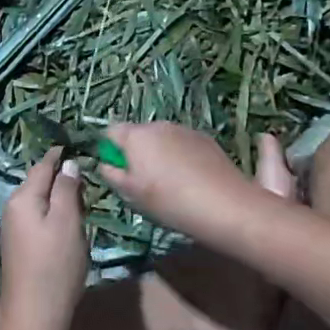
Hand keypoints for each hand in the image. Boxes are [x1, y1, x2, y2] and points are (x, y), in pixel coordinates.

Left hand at [0, 147, 90, 329]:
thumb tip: (67, 163)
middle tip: (88, 178)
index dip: (60, 155)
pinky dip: (53, 215)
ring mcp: (12, 229)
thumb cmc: (55, 265)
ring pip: (39, 202)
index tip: (78, 145)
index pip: (42, 166)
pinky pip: (37, 219)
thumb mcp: (68, 221)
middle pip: (39, 183)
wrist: (35, 316)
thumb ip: (66, 189)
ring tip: (83, 200)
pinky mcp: (18, 246)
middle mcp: (12, 208)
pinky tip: (69, 225)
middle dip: (61, 177)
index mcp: (22, 198)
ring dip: (58, 198)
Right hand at [97, 123, 289, 232]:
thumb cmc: (168, 201)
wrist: (224, 205)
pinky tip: (189, 179)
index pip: (111, 131)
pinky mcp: (205, 138)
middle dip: (137, 151)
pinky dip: (180, 155)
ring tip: (169, 182)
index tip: (118, 169)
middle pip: (138, 133)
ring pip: (162, 137)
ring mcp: (184, 130)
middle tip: (143, 180)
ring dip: (159, 153)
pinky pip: (182, 143)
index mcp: (135, 136)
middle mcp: (158, 125)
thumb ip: (112, 174)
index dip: (110, 148)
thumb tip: (105, 164)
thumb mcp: (131, 194)